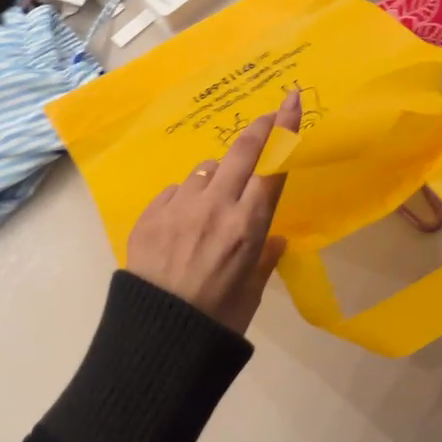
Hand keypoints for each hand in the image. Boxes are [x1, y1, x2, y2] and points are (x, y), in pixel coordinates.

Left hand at [126, 90, 302, 333]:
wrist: (155, 339)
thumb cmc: (216, 322)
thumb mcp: (252, 292)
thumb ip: (264, 259)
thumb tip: (273, 239)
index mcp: (248, 226)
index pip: (272, 166)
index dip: (285, 130)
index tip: (291, 102)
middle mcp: (216, 206)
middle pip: (241, 151)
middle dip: (258, 129)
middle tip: (267, 117)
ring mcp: (179, 207)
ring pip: (204, 170)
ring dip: (216, 174)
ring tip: (213, 199)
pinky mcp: (150, 215)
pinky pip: (173, 191)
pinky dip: (184, 198)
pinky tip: (182, 221)